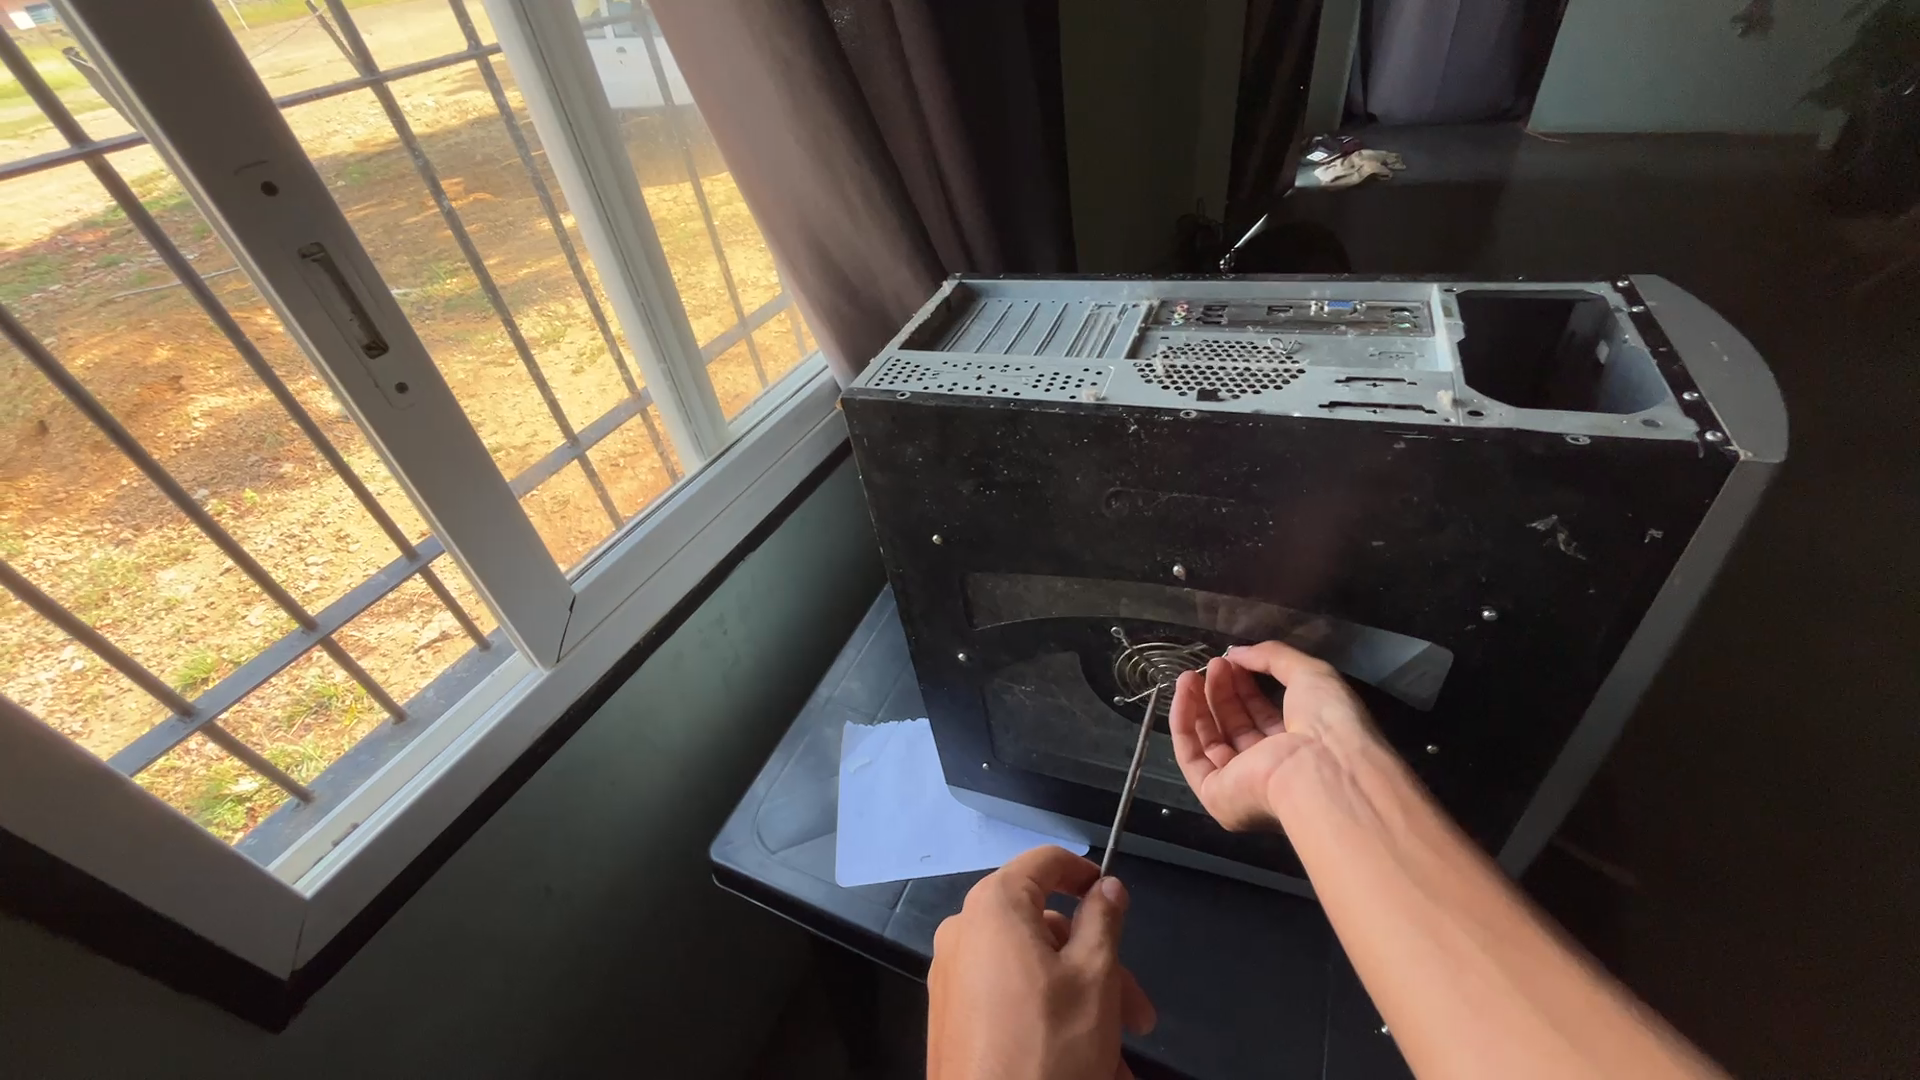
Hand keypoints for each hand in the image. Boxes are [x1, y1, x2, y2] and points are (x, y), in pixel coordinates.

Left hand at [927, 846, 1155, 1079]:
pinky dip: (1045, 1015)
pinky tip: (1083, 1061)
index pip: (1045, 861)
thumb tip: (1108, 886)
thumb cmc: (1048, 1046)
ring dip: (1080, 1000)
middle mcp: (964, 929)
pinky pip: (1007, 997)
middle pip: (1044, 926)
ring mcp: (952, 974)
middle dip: (1097, 964)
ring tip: (1116, 1055)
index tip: (1114, 896)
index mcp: (994, 904)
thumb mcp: (1094, 977)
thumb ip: (1103, 920)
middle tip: (1137, 1011)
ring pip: (1031, 968)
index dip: (1084, 872)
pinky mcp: (950, 1015)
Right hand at [1168, 640, 1383, 830]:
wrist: (1323, 768)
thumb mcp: (1310, 674)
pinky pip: (1192, 757)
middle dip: (1221, 692)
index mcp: (1300, 748)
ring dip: (1197, 704)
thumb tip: (1237, 652)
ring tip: (1189, 675)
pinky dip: (1183, 723)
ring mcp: (1240, 784)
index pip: (1263, 716)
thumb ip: (1273, 657)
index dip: (1245, 687)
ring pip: (1210, 740)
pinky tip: (1183, 694)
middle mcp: (1269, 768)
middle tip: (1212, 664)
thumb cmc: (1327, 722)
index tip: (1231, 661)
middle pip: (1235, 725)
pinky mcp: (1216, 795)